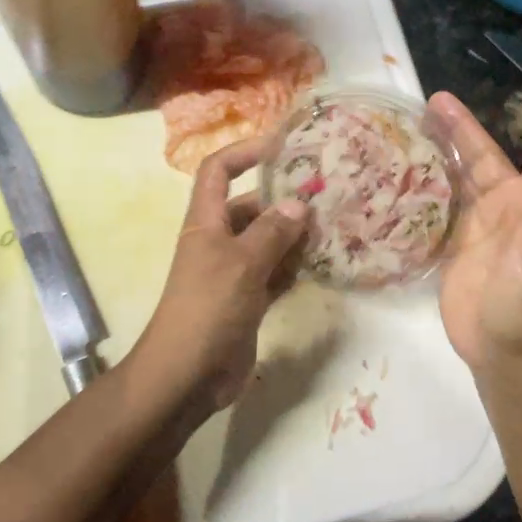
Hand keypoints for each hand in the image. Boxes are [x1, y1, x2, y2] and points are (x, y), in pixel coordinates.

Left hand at [132, 139, 307, 410]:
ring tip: (335, 226)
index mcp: (206, 222)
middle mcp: (218, 242)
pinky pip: (274, 274)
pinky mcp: (247, 302)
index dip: (244, 153)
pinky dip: (294, 268)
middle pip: (250, 207)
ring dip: (294, 236)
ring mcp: (233, 273)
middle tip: (327, 195)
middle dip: (283, 200)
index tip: (281, 146)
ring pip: (266, 242)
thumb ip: (272, 232)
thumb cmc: (207, 309)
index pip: (218, 171)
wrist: (186, 375)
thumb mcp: (242, 264)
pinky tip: (323, 264)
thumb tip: (298, 203)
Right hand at [430, 91, 521, 371]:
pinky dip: (423, 187)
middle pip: (486, 157)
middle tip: (438, 97)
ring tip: (412, 122)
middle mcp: (509, 208)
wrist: (508, 355)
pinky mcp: (454, 248)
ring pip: (459, 178)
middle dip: (466, 129)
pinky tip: (401, 170)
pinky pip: (439, 208)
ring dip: (441, 151)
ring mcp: (480, 228)